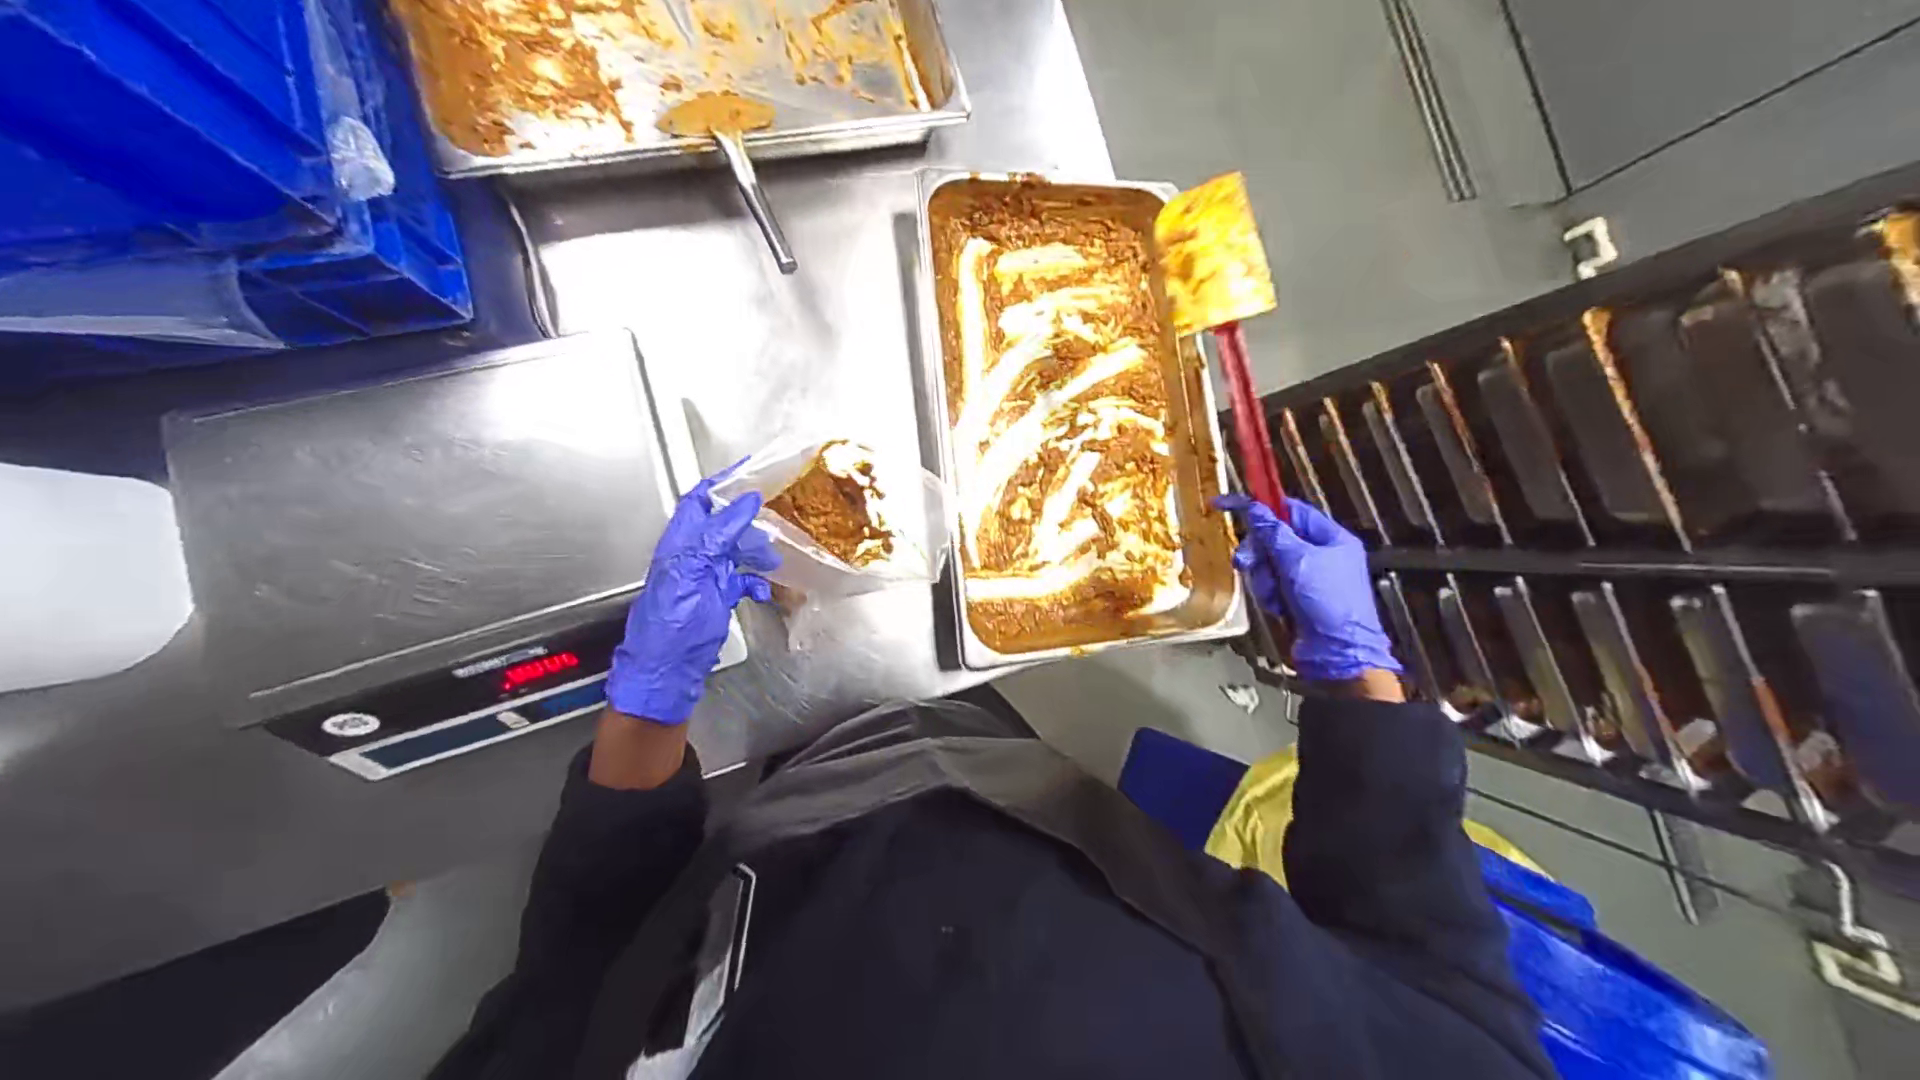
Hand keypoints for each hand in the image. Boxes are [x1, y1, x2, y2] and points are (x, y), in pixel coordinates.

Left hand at [606, 464, 779, 724]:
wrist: (665, 674)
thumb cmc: (671, 628)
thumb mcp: (693, 574)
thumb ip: (717, 536)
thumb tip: (744, 502)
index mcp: (679, 545)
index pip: (699, 501)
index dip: (722, 483)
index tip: (749, 470)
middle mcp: (690, 557)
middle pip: (722, 524)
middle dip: (749, 521)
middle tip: (773, 521)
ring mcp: (703, 578)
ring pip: (734, 551)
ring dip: (756, 552)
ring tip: (772, 560)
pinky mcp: (714, 598)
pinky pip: (740, 579)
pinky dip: (754, 581)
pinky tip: (761, 590)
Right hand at [1213, 494, 1401, 683]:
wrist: (1337, 653)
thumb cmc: (1327, 601)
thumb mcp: (1297, 560)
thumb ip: (1272, 532)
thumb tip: (1254, 508)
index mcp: (1331, 537)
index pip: (1290, 510)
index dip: (1260, 507)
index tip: (1229, 504)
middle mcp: (1320, 554)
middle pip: (1274, 538)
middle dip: (1259, 553)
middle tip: (1247, 562)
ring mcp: (1308, 577)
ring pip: (1268, 564)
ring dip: (1264, 579)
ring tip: (1275, 595)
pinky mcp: (1297, 597)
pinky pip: (1271, 585)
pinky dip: (1270, 595)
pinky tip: (1280, 607)